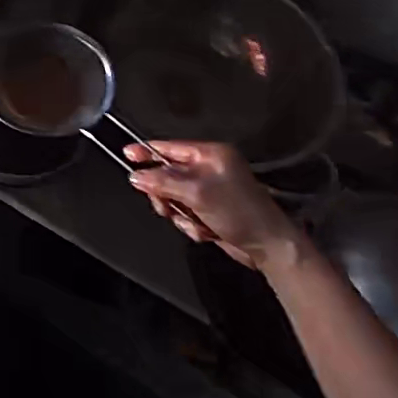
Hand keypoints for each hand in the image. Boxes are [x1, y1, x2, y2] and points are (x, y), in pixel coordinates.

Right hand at [124, 141, 305, 270]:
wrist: (270, 248)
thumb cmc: (238, 211)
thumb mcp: (197, 193)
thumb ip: (162, 182)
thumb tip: (135, 176)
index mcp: (210, 155)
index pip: (169, 148)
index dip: (147, 152)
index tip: (126, 155)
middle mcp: (209, 169)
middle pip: (167, 174)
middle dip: (165, 193)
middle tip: (164, 206)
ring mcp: (211, 190)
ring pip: (174, 196)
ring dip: (179, 212)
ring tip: (192, 222)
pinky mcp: (212, 210)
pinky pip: (185, 212)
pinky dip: (191, 223)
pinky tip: (204, 231)